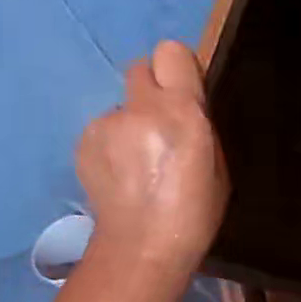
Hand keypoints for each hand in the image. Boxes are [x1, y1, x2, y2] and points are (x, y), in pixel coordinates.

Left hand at [76, 41, 227, 273]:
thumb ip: (201, 127)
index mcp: (182, 112)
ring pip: (120, 105)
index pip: (171, 52)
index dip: (177, 71)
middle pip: (140, 68)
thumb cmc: (193, 215)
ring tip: (137, 165)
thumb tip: (187, 108)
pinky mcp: (83, 142)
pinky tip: (119, 177)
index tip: (182, 95)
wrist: (141, 250)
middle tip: (159, 126)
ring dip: (130, 123)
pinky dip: (110, 146)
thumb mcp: (217, 168)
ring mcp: (106, 124)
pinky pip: (102, 130)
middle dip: (151, 90)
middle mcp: (140, 108)